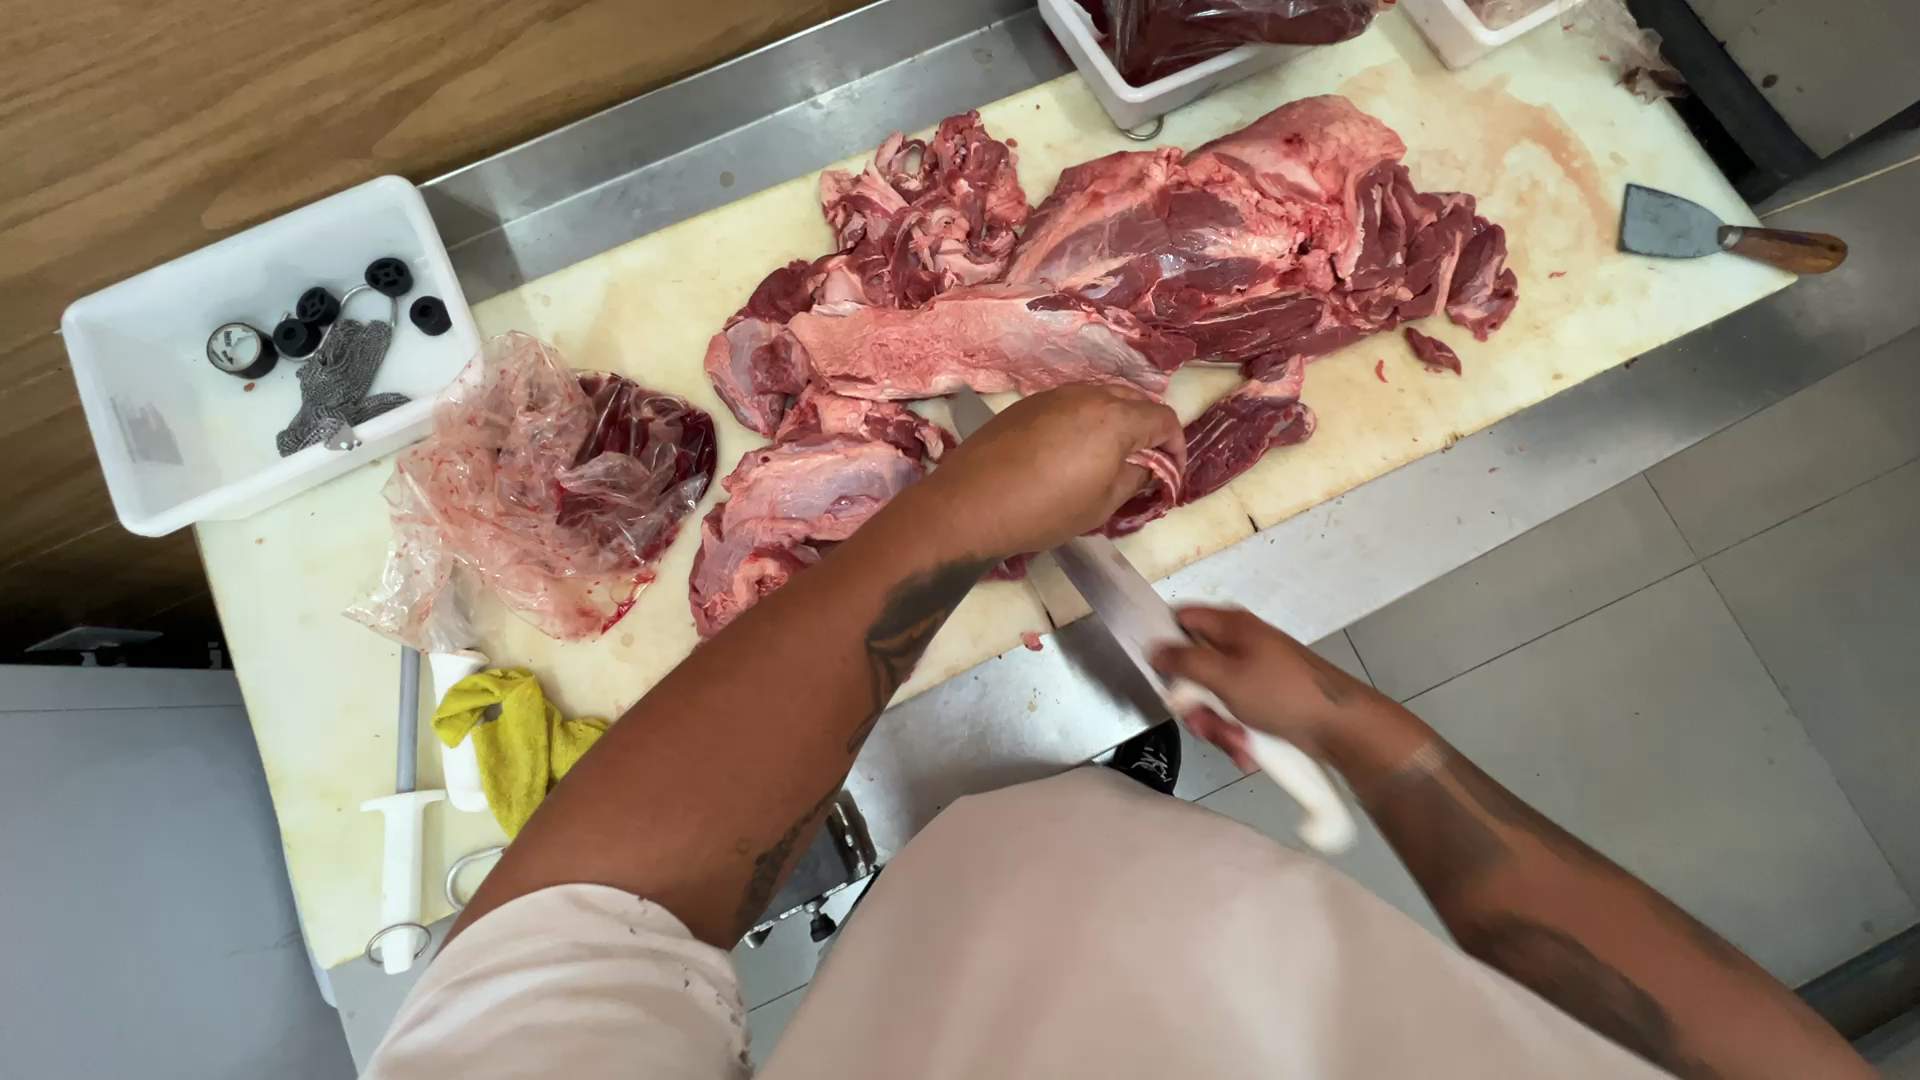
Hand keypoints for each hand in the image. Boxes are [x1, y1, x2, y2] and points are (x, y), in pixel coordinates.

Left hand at [920, 384, 1182, 557]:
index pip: (1163, 419)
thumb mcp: (1101, 505)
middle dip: (1146, 431)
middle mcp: (1087, 395)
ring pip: (1100, 398)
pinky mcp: (1026, 404)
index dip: (1175, 447)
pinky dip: (1083, 421)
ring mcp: (1053, 395)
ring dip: (1114, 423)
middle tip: (1142, 465)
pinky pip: (1069, 405)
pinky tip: (1068, 452)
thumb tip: (1146, 466)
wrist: (969, 503)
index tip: (1169, 473)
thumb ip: (1134, 478)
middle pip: (1133, 401)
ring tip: (1106, 459)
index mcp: (1115, 418)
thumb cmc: (1042, 511)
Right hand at [1151, 606, 1407, 764]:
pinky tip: (1248, 750)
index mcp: (1230, 625)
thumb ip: (1183, 662)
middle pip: (1194, 668)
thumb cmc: (1281, 693)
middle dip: (1196, 703)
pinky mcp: (1267, 700)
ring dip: (1218, 725)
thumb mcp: (1224, 676)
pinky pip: (1237, 714)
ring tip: (1236, 743)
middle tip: (1203, 722)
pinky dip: (1239, 734)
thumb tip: (1152, 648)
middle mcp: (1240, 644)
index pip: (1181, 619)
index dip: (1166, 643)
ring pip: (1214, 698)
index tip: (1161, 673)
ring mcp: (1255, 673)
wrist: (1343, 728)